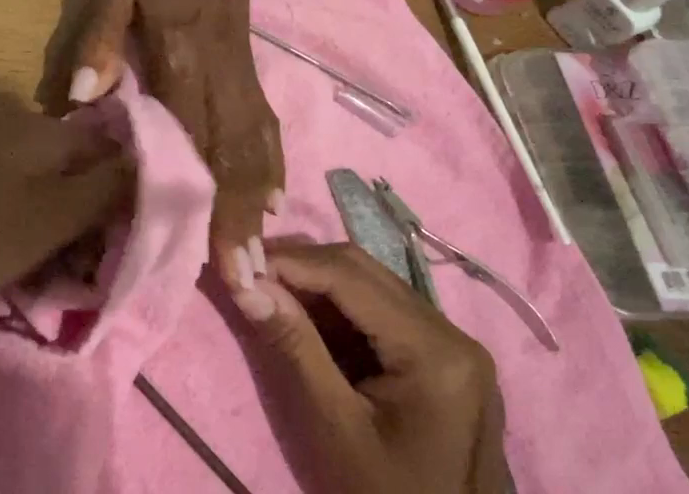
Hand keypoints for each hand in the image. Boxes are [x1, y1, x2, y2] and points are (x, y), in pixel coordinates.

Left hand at [0, 107, 133, 298]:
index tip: (121, 237)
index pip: (108, 150)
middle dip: (82, 206)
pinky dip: (9, 208)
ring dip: (45, 211)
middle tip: (79, 257)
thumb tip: (148, 162)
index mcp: (43, 129)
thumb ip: (102, 190)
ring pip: (32, 173)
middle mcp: (11, 119)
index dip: (124, 192)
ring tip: (40, 257)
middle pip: (69, 162)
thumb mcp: (48, 219)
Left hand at [65, 0, 281, 271]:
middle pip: (234, 156)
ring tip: (259, 265)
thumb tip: (79, 98)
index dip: (201, 191)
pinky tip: (272, 207)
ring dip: (257, 208)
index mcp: (184, 53)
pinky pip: (266, 133)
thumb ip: (98, 40)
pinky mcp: (252, 78)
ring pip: (257, 151)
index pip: (192, 132)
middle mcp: (222, 77)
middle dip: (239, 221)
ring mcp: (245, 79)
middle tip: (245, 284)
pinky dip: (270, 173)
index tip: (210, 246)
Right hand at [234, 243, 508, 493]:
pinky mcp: (446, 361)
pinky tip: (306, 324)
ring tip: (267, 296)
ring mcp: (454, 346)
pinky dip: (339, 310)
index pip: (349, 274)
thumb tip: (244, 281)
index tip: (234, 261)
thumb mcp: (335, 426)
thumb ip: (294, 346)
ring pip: (371, 286)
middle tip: (246, 277)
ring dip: (316, 285)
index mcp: (436, 350)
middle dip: (299, 266)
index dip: (288, 260)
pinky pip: (383, 313)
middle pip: (363, 271)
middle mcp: (454, 334)